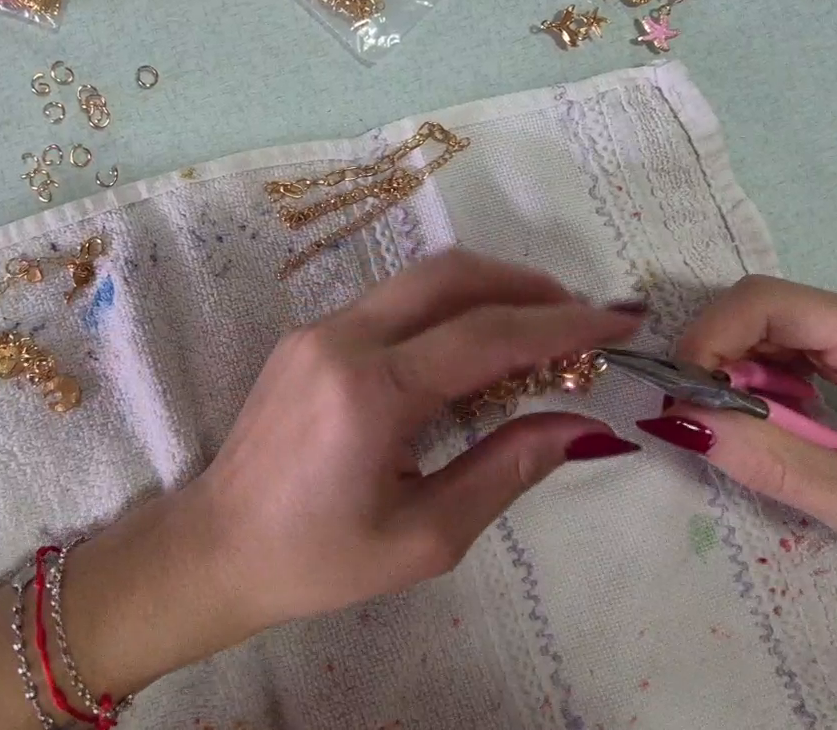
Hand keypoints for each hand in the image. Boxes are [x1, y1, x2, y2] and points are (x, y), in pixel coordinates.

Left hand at [176, 250, 643, 633]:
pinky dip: (443, 309)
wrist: (217, 544)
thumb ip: (507, 470)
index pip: (484, 335)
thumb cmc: (319, 559)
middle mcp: (341, 339)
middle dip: (524, 285)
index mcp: (370, 391)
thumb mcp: (425, 536)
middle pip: (447, 276)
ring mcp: (317, 329)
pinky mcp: (307, 336)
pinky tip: (472, 345)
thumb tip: (586, 427)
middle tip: (579, 317)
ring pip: (416, 281)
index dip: (561, 325)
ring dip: (484, 290)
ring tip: (539, 327)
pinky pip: (389, 304)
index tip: (619, 323)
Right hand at [644, 275, 836, 613]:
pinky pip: (786, 342)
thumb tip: (676, 417)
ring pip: (767, 323)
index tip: (684, 395)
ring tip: (744, 427)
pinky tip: (775, 419)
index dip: (710, 336)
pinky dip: (759, 377)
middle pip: (763, 307)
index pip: (770, 302)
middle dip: (717, 357)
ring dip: (736, 370)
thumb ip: (773, 463)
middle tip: (706, 418)